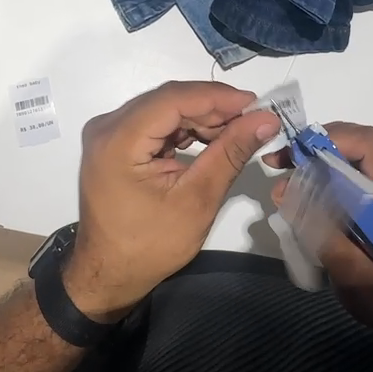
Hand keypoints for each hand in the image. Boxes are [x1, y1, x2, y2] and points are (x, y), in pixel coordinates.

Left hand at [65, 81, 279, 320]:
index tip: (256, 104)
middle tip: (253, 120)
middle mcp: (106, 127)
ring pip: (164, 108)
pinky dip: (185, 128)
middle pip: (168, 100)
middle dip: (213, 107)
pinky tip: (211, 139)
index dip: (217, 97)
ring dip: (201, 117)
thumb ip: (230, 153)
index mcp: (117, 140)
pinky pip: (155, 122)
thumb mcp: (197, 200)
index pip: (173, 99)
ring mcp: (108, 133)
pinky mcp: (114, 142)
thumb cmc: (150, 245)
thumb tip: (265, 119)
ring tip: (237, 132)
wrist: (109, 274)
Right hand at [271, 122, 372, 357]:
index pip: (367, 142)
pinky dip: (331, 175)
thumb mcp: (351, 270)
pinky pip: (360, 172)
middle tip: (279, 164)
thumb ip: (319, 227)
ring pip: (356, 156)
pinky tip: (308, 192)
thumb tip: (284, 191)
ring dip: (320, 162)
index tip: (293, 153)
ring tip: (287, 180)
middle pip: (358, 143)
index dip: (328, 138)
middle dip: (315, 148)